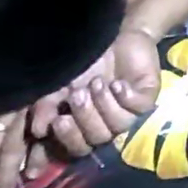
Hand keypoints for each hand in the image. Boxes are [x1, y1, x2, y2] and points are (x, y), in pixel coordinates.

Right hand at [27, 30, 158, 165]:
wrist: (115, 38)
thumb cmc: (85, 65)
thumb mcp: (59, 85)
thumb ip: (46, 107)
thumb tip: (39, 130)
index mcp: (86, 127)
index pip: (77, 148)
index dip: (68, 140)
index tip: (59, 121)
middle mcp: (109, 125)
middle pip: (98, 139)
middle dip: (85, 118)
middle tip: (78, 94)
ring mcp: (130, 112)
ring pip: (119, 125)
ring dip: (105, 104)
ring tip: (98, 83)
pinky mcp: (148, 98)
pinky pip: (139, 108)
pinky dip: (125, 97)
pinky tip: (118, 84)